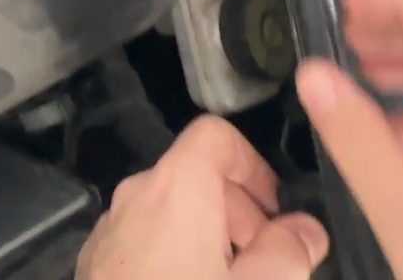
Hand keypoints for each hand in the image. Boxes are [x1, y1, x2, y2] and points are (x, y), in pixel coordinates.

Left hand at [76, 115, 329, 279]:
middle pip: (196, 176)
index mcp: (175, 187)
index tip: (282, 216)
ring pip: (172, 213)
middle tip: (273, 268)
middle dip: (242, 214)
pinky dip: (177, 258)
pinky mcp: (97, 263)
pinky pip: (146, 241)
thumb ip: (288, 256)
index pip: (215, 136)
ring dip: (211, 241)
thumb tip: (306, 229)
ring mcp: (111, 229)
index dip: (256, 165)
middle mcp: (137, 194)